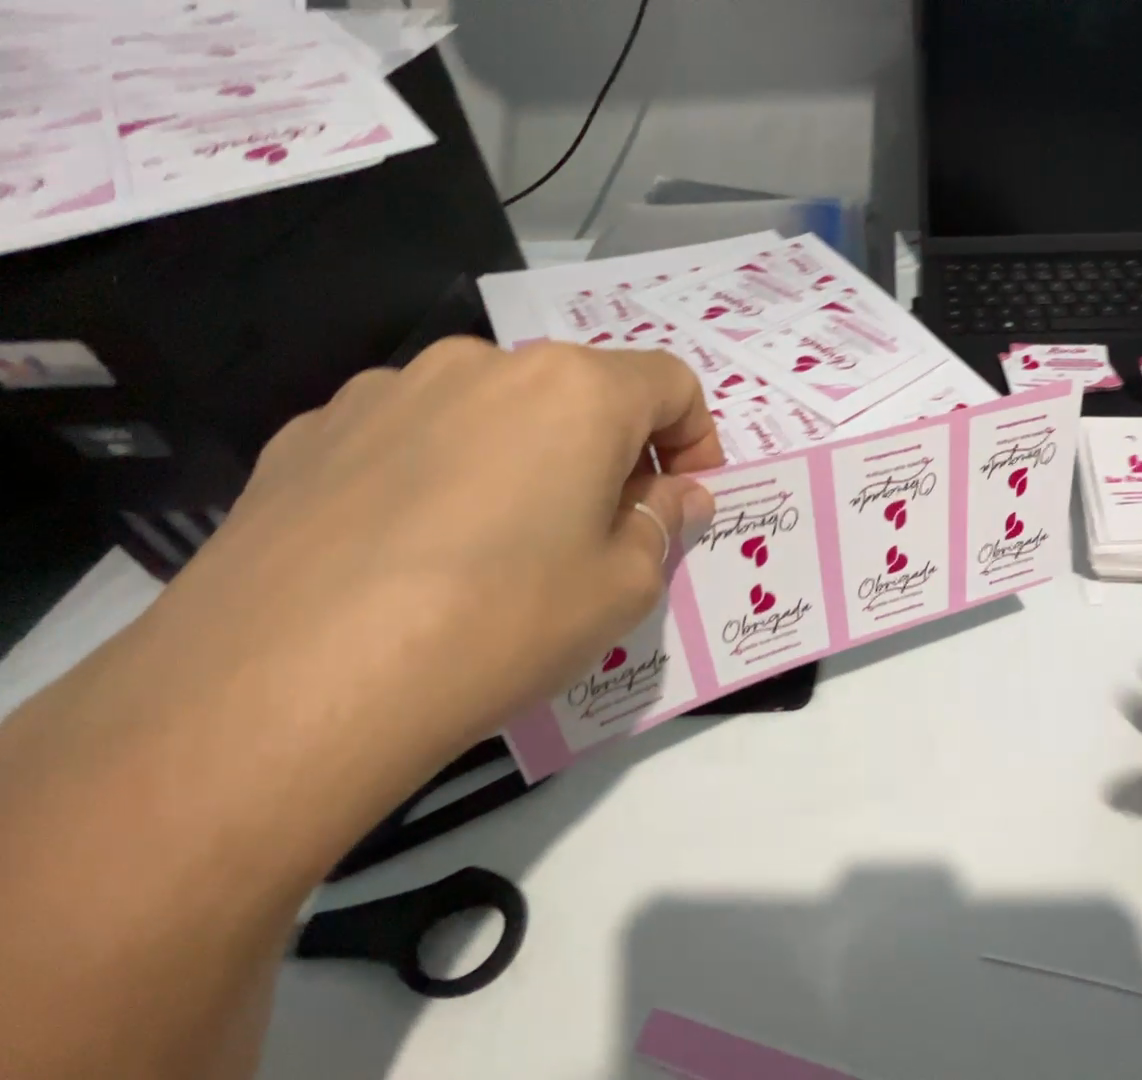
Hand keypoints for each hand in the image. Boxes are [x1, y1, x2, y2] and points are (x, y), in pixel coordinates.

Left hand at [147, 336, 721, 761]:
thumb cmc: (502, 623)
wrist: (290, 681)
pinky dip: (445, 476)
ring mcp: (387, 391)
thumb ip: (662, 524)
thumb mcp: (623, 588)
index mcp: (575, 392)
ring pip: (494, 413)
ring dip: (528, 463)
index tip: (685, 501)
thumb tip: (675, 495)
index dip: (697, 440)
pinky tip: (420, 553)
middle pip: (580, 393)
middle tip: (604, 535)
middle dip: (612, 455)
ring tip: (506, 550)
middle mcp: (483, 366)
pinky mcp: (313, 432)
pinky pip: (414, 439)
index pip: (671, 383)